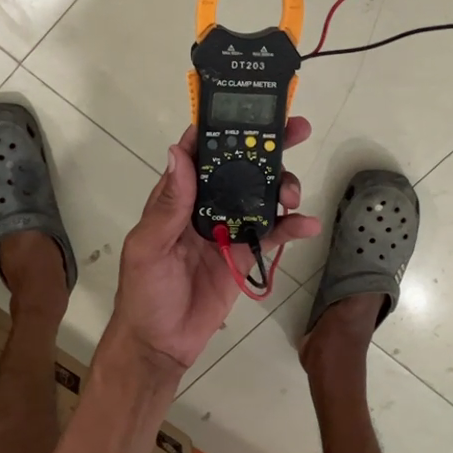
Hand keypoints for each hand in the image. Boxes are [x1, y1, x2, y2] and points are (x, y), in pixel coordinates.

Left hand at [102, 118, 322, 378]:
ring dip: (282, 187)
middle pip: (239, 167)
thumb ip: (168, 205)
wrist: (161, 344)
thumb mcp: (147, 247)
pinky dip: (292, 226)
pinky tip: (307, 224)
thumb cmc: (144, 293)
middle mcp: (205, 206)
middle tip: (297, 129)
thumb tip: (179, 153)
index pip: (199, 153)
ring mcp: (227, 228)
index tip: (247, 108)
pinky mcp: (245, 253)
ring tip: (294, 194)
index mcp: (176, 198)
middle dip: (267, 146)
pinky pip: (272, 233)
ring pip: (261, 195)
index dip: (221, 128)